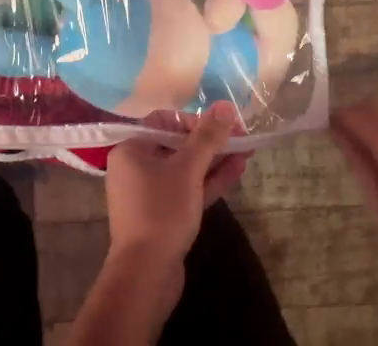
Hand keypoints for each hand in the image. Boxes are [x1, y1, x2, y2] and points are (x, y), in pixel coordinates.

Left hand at [104, 101, 248, 266]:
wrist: (147, 273)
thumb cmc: (162, 210)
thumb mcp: (187, 168)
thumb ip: (207, 137)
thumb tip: (225, 105)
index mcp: (131, 148)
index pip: (165, 122)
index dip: (196, 121)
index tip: (223, 124)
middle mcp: (136, 167)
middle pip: (177, 145)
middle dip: (210, 142)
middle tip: (241, 137)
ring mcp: (150, 194)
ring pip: (186, 170)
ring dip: (214, 161)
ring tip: (245, 152)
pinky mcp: (164, 216)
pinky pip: (187, 190)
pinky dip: (208, 182)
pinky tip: (236, 171)